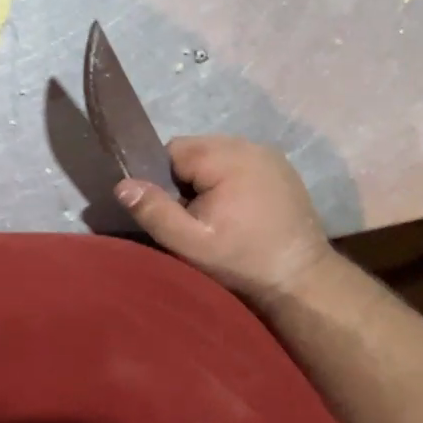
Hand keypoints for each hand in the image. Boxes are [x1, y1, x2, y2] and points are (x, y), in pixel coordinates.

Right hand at [114, 136, 335, 304]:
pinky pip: (238, 163)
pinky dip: (228, 181)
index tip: (174, 212)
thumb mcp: (188, 242)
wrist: (300, 278)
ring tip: (214, 215)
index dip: (163, 181)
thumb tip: (121, 184)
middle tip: (192, 217)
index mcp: (226, 158)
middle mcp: (250, 145)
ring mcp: (270, 155)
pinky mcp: (281, 168)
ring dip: (206, 180)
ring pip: (215, 156)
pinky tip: (236, 210)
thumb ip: (154, 211)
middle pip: (194, 150)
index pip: (172, 151)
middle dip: (184, 179)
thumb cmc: (240, 260)